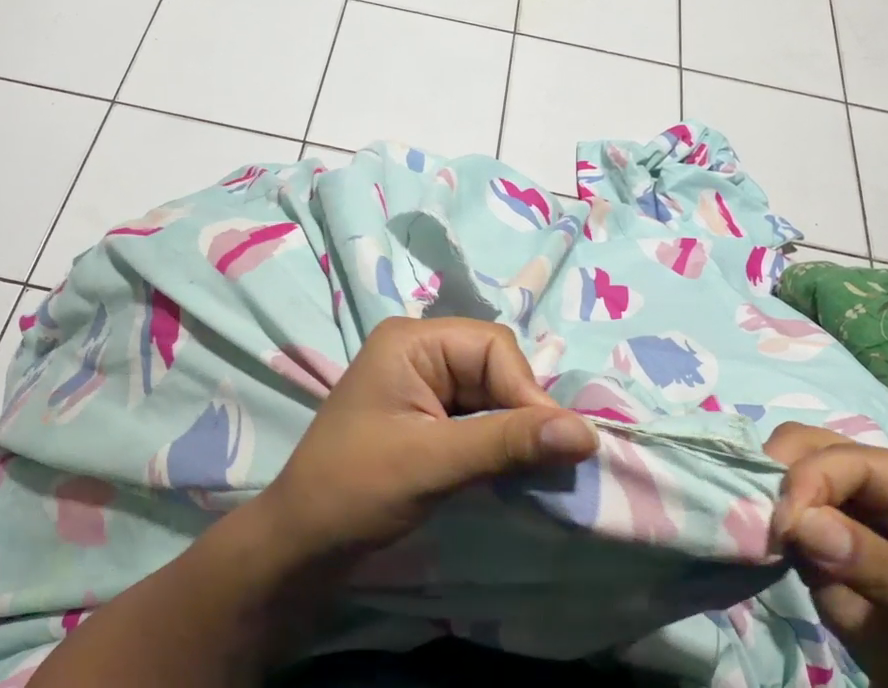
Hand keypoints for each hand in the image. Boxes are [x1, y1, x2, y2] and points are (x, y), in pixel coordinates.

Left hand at [256, 316, 598, 561]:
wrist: (300, 545)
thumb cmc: (355, 491)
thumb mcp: (434, 463)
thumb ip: (508, 442)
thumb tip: (587, 433)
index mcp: (411, 342)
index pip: (493, 348)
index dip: (528, 392)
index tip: (555, 446)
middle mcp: (418, 353)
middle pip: (497, 367)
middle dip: (522, 412)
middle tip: (543, 462)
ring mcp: (421, 386)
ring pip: (493, 395)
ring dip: (513, 431)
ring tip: (532, 470)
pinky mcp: (426, 419)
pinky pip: (479, 419)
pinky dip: (498, 444)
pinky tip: (509, 471)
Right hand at [765, 423, 887, 687]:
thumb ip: (882, 570)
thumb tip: (800, 522)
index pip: (853, 459)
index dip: (809, 480)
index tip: (782, 529)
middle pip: (815, 450)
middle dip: (781, 477)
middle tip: (762, 525)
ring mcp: (859, 517)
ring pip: (793, 477)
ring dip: (770, 500)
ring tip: (762, 540)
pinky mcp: (832, 547)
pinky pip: (791, 522)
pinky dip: (770, 530)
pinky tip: (769, 554)